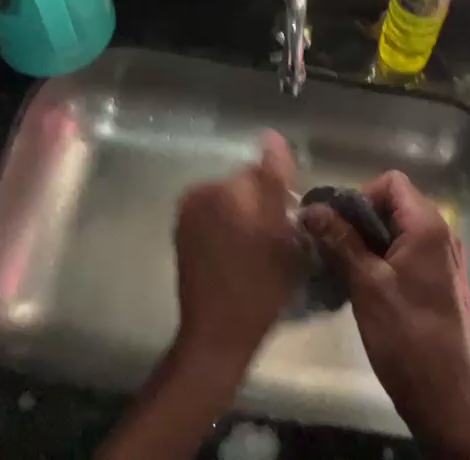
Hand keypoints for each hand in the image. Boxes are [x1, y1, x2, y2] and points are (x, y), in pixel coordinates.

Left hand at [173, 130, 304, 368]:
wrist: (217, 334)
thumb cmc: (260, 287)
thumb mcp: (284, 235)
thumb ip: (276, 180)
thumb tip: (270, 135)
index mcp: (226, 190)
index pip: (264, 172)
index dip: (281, 196)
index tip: (287, 221)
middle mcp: (201, 193)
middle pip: (246, 185)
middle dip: (262, 204)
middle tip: (275, 239)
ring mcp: (187, 214)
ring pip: (231, 201)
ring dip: (245, 216)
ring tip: (256, 251)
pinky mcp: (182, 234)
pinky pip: (215, 217)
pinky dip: (228, 229)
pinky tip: (237, 256)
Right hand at [303, 171, 469, 457]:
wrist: (448, 398)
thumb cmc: (407, 337)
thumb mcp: (366, 285)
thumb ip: (341, 241)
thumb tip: (312, 208)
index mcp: (429, 226)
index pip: (391, 182)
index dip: (361, 196)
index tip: (339, 228)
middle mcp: (443, 234)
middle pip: (395, 205)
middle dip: (361, 221)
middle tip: (334, 251)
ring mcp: (446, 261)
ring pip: (400, 232)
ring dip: (370, 244)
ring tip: (345, 272)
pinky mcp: (443, 284)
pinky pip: (411, 255)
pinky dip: (386, 261)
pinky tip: (366, 290)